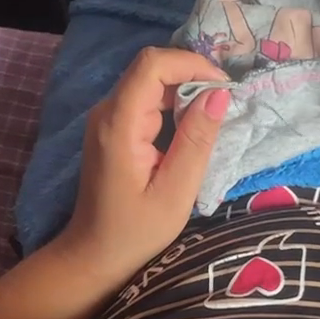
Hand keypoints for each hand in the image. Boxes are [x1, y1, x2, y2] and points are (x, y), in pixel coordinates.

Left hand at [54, 47, 230, 283]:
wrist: (93, 253)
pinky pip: (145, 100)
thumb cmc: (135, 232)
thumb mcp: (175, 192)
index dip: (191, 64)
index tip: (223, 87)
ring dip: (185, 89)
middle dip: (192, 74)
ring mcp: (106, 118)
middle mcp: (107, 112)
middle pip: (150, 68)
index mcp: (119, 125)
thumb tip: (219, 94)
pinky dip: (173, 103)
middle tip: (225, 101)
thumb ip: (196, 141)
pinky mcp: (112, 128)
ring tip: (215, 113)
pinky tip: (193, 124)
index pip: (152, 65)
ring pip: (149, 81)